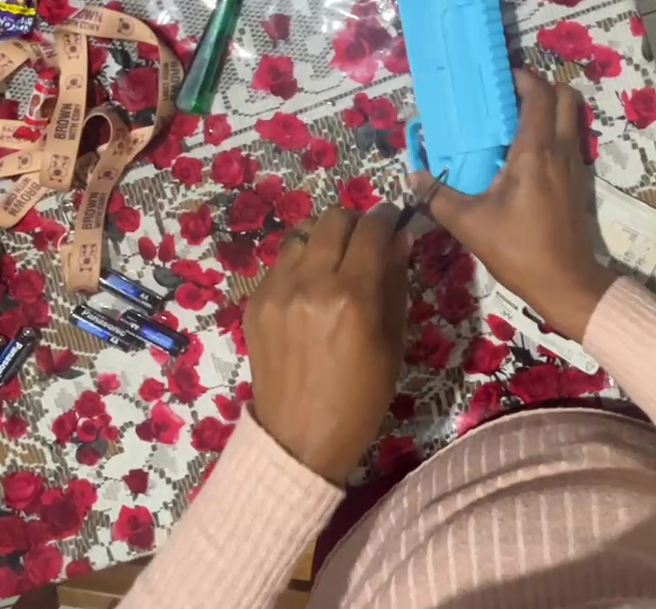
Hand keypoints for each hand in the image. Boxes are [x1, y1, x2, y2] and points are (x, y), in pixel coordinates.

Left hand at [245, 204, 408, 484]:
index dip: (386, 217)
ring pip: (303, 233)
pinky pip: (281, 261)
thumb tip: (400, 237)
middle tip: (364, 241)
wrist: (300, 438)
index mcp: (354, 295)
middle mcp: (312, 282)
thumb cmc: (360, 396)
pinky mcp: (255, 301)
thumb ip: (396, 282)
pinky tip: (308, 287)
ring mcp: (278, 290)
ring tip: (333, 261)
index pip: (372, 228)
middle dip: (355, 222)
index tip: (392, 220)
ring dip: (324, 238)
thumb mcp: (393, 341)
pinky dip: (300, 262)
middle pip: (334, 218)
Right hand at [416, 69, 615, 340]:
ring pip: (569, 116)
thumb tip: (413, 177)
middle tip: (506, 97)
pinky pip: (568, 138)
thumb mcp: (469, 224)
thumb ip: (437, 196)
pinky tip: (521, 152)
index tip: (495, 79)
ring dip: (547, 107)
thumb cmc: (519, 250)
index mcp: (535, 150)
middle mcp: (559, 149)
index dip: (521, 78)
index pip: (539, 93)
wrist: (566, 284)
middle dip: (538, 86)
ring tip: (511, 120)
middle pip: (564, 95)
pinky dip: (551, 130)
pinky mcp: (576, 180)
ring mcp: (573, 164)